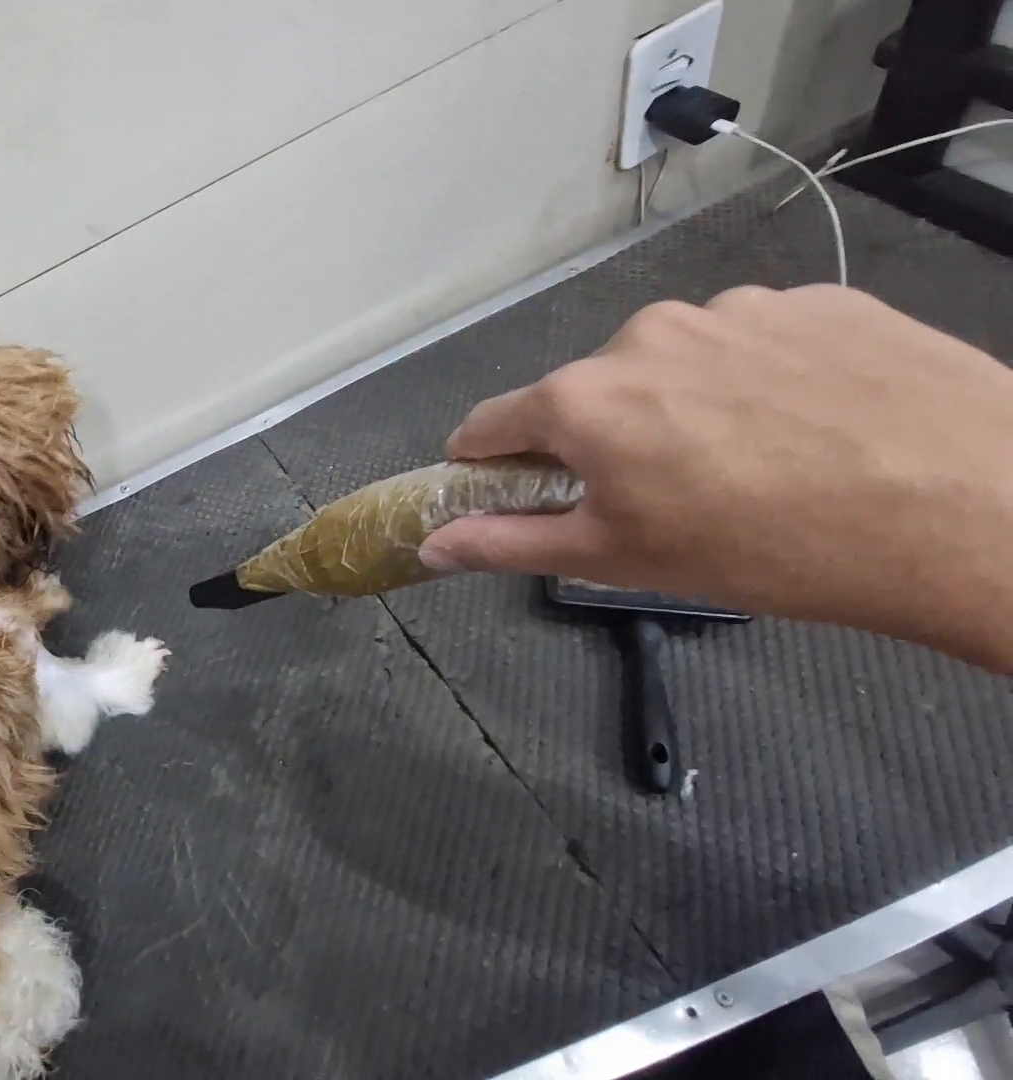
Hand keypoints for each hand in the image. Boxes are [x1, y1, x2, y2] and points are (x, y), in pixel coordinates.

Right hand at [417, 285, 1012, 669]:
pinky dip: (747, 380)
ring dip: (671, 405)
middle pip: (581, 392)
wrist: (983, 512)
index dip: (487, 463)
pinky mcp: (817, 301)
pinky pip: (746, 342)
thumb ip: (506, 544)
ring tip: (741, 459)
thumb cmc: (766, 547)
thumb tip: (429, 544)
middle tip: (650, 493)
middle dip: (592, 438)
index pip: (488, 422)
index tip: (513, 492)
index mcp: (581, 397)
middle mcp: (642, 335)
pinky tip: (801, 424)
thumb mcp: (616, 557)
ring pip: (666, 364)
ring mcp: (735, 309)